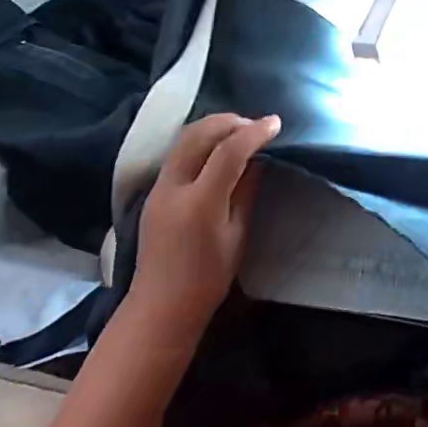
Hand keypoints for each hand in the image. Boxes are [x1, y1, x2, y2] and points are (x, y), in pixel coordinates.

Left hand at [130, 113, 281, 331]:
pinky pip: (176, 153)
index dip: (254, 133)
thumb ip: (246, 194)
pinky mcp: (152, 191)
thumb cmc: (207, 280)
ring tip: (238, 132)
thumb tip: (258, 161)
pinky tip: (215, 149)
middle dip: (229, 122)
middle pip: (199, 134)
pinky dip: (198, 141)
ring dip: (212, 128)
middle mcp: (174, 186)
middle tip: (255, 125)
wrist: (162, 304)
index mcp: (200, 202)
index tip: (275, 123)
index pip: (228, 151)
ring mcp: (158, 187)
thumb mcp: (237, 237)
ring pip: (183, 139)